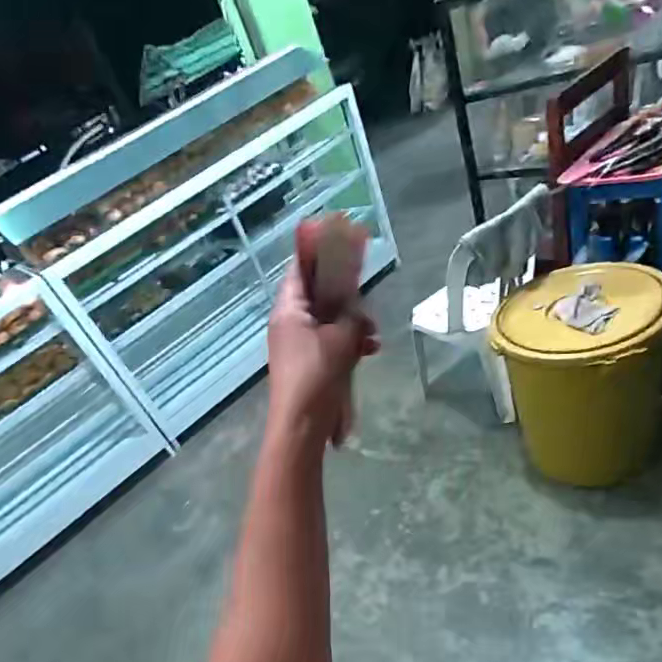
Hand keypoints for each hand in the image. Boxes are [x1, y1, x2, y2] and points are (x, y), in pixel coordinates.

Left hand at [267, 217, 378, 449]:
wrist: (301, 424)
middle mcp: (288, 322)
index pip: (301, 269)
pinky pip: (329, 342)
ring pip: (327, 320)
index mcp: (289, 309)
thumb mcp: (342, 340)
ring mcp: (296, 344)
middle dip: (345, 296)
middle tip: (365, 297)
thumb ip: (353, 317)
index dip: (318, 252)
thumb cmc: (316, 375)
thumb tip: (357, 311)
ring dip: (351, 323)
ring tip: (372, 335)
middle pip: (317, 294)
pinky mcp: (307, 363)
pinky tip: (368, 350)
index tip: (336, 236)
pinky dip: (347, 343)